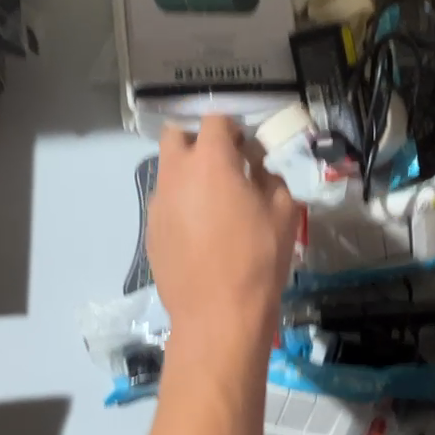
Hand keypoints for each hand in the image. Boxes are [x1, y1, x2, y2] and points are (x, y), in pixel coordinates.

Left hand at [149, 117, 299, 357]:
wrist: (218, 315)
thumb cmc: (257, 259)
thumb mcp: (283, 212)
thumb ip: (272, 177)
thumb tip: (260, 167)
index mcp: (210, 161)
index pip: (215, 120)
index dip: (233, 128)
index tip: (247, 146)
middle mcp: (176, 174)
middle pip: (176, 135)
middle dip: (198, 140)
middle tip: (224, 163)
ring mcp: (158, 203)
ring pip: (169, 171)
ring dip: (189, 173)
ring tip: (216, 202)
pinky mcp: (151, 230)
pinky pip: (166, 203)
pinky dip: (183, 204)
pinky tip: (203, 232)